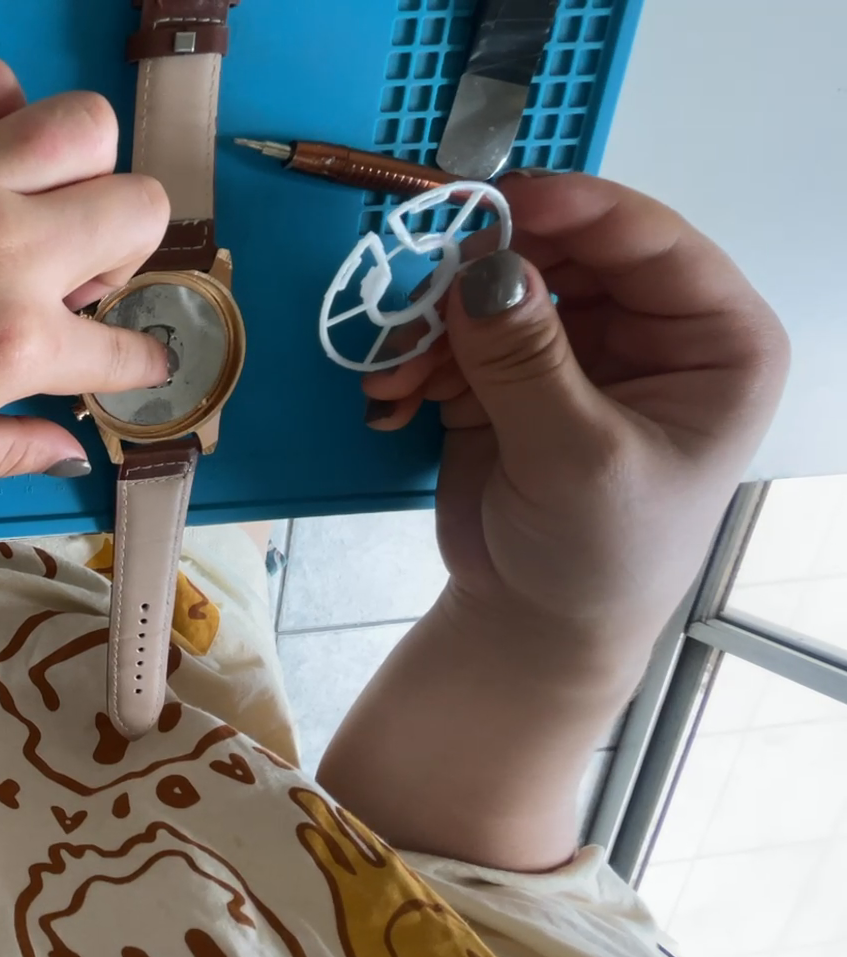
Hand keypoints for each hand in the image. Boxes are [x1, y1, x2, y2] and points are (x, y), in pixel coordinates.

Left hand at [0, 57, 171, 486]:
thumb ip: (9, 453)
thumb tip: (73, 454)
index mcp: (13, 345)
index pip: (123, 345)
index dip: (141, 357)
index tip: (139, 356)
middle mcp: (5, 249)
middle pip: (140, 208)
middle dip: (125, 250)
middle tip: (69, 277)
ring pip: (84, 127)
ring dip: (77, 171)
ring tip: (28, 207)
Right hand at [360, 174, 787, 642]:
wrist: (532, 616)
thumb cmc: (595, 545)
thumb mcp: (572, 452)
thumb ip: (526, 359)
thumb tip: (479, 267)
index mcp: (703, 339)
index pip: (646, 244)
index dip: (573, 212)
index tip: (490, 205)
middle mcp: (632, 336)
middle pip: (550, 266)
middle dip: (473, 286)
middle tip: (411, 308)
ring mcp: (555, 363)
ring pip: (482, 308)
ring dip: (425, 338)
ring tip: (390, 384)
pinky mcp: (492, 392)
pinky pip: (443, 353)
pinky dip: (407, 372)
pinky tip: (388, 405)